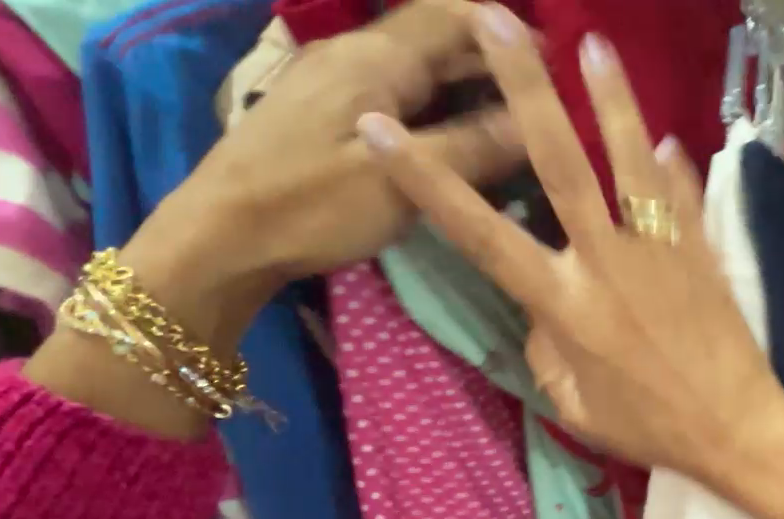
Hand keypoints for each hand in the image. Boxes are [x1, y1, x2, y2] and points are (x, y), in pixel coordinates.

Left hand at [25, 0, 524, 438]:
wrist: (224, 232)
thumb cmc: (314, 204)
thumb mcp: (404, 181)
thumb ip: (474, 148)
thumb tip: (536, 126)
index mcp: (375, 60)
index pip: (452, 16)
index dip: (507, 31)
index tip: (558, 63)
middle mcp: (357, 55)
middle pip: (438, 37)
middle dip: (497, 58)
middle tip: (554, 98)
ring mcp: (342, 80)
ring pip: (423, 65)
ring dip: (475, 83)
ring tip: (525, 117)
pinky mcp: (335, 109)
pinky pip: (405, 91)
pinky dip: (447, 104)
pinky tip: (472, 135)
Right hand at [361, 4, 783, 518]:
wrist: (737, 433)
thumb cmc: (652, 430)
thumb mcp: (577, 407)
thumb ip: (547, 351)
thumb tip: (541, 308)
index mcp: (564, 304)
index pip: (479, 233)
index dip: (425, 180)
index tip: (379, 127)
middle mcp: (607, 264)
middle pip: (560, 164)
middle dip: (525, 90)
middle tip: (500, 23)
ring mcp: (662, 255)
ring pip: (631, 165)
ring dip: (612, 102)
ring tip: (595, 45)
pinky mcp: (705, 259)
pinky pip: (684, 204)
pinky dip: (674, 171)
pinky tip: (669, 140)